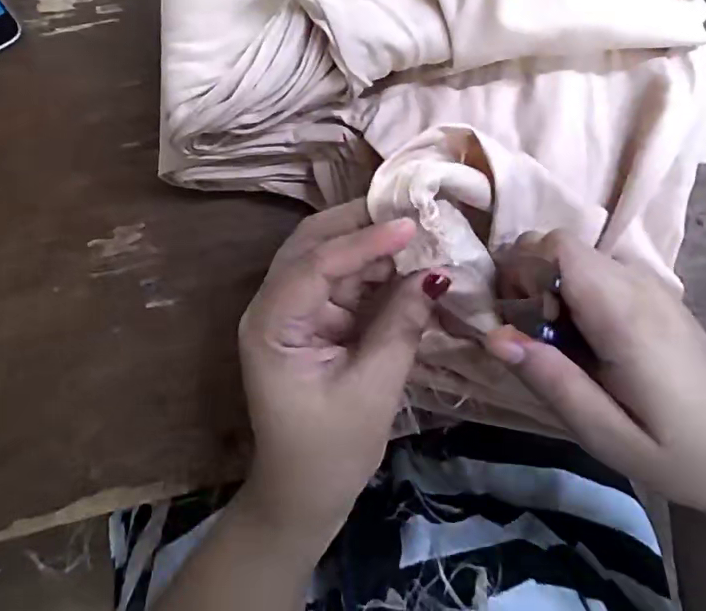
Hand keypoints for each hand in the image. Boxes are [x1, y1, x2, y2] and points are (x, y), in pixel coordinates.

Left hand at [236, 201, 433, 539]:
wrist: (302, 496)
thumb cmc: (330, 452)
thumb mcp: (371, 391)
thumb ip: (400, 326)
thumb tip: (434, 274)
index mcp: (271, 325)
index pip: (314, 264)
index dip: (363, 241)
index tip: (408, 225)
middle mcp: (274, 304)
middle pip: (312, 243)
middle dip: (360, 223)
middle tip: (410, 210)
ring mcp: (293, 307)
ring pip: (329, 253)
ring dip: (371, 242)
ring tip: (417, 231)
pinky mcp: (315, 316)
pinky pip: (344, 277)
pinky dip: (374, 266)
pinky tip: (405, 259)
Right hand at [482, 231, 705, 529]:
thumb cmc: (678, 456)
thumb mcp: (607, 436)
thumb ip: (551, 381)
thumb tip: (492, 335)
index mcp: (626, 314)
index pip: (557, 247)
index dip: (522, 270)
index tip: (519, 320)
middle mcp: (638, 283)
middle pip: (559, 242)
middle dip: (528, 276)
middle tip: (533, 332)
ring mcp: (650, 282)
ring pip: (574, 252)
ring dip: (549, 282)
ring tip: (559, 338)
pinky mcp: (653, 290)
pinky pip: (595, 267)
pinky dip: (572, 287)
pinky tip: (586, 336)